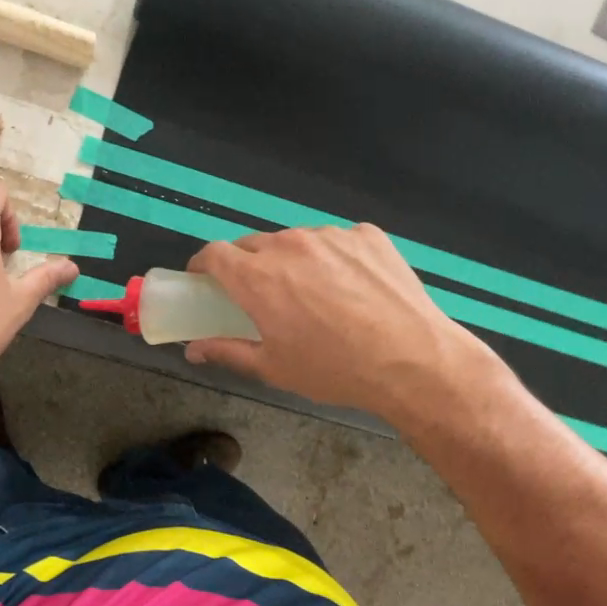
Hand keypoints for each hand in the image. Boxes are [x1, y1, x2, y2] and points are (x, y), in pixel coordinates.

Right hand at [183, 225, 503, 427]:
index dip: (203, 265)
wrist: (412, 360)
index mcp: (258, 278)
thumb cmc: (333, 370)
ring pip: (295, 241)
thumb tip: (194, 349)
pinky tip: (348, 289)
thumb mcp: (272, 368)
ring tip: (310, 294)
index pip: (214, 253)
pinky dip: (330, 259)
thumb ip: (227, 351)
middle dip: (246, 266)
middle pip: (253, 244)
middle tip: (258, 296)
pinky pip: (335, 242)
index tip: (205, 280)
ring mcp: (332, 237)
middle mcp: (290, 246)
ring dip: (290, 261)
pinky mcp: (367, 236)